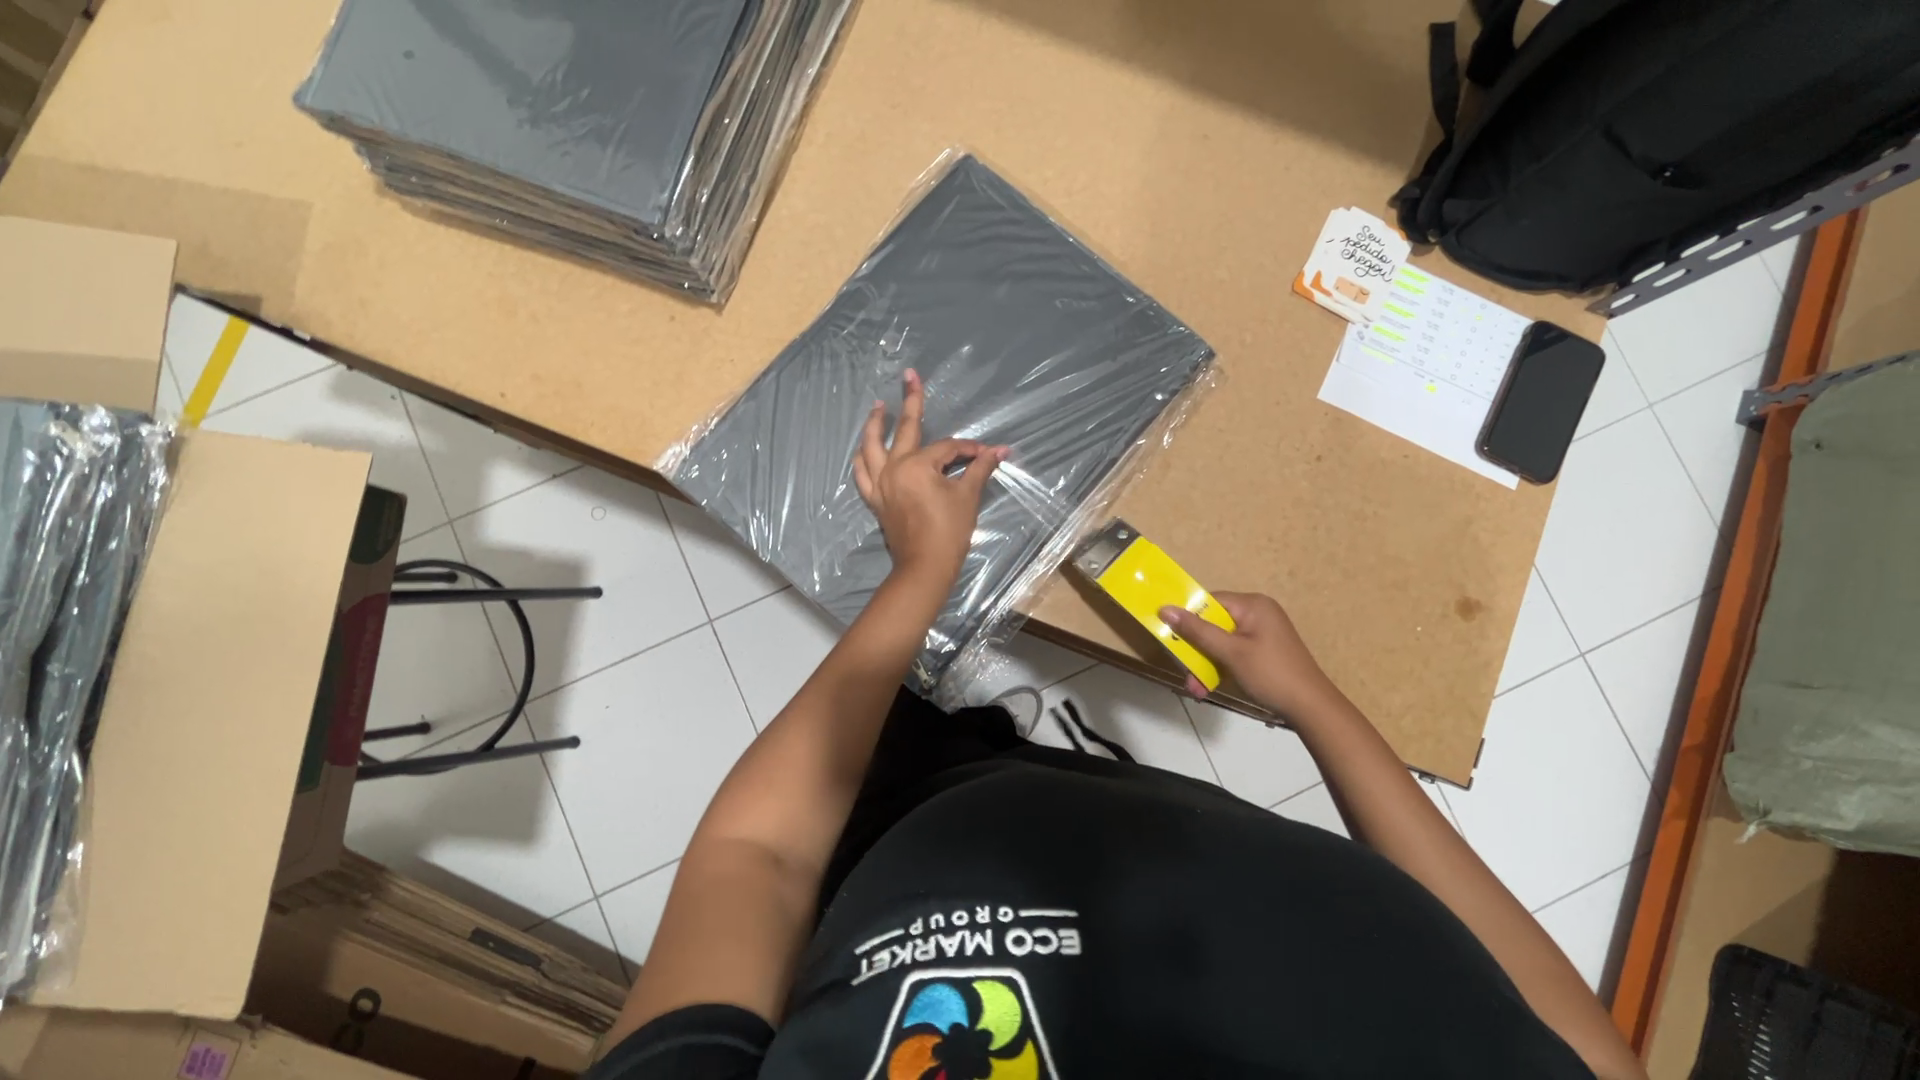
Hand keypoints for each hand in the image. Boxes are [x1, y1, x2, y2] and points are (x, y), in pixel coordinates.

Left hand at [853, 370, 1008, 587]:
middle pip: (904, 430)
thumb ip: (979, 469)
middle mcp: (892, 469)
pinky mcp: (875, 500)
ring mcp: (879, 485)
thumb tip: (1000, 450)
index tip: (984, 455)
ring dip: (875, 426)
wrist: (925, 567)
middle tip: (909, 376)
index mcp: (916, 466)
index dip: (967, 450)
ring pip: (871, 448)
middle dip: (910, 401)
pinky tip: (862, 450)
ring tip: (877, 408)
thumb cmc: (948, 532)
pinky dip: (862, 459)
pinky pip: (861, 474)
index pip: (945, 448)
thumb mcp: (967, 497)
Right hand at [1158, 592, 1338, 721]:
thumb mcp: (1231, 652)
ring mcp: (1261, 633)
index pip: (1209, 601)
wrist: (1311, 707)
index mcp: (1253, 605)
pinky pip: (1232, 652)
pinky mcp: (1262, 651)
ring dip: (1205, 664)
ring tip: (1196, 689)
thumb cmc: (1271, 674)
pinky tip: (1209, 687)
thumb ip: (1197, 631)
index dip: (1187, 617)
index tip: (1169, 636)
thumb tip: (1165, 609)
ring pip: (1220, 642)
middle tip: (1184, 673)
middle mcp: (1257, 614)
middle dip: (1196, 650)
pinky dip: (1220, 668)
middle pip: (1213, 624)